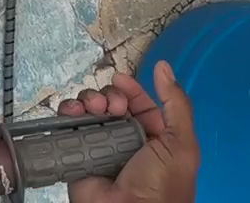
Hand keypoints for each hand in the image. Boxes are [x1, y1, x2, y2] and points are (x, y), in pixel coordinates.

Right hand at [62, 63, 197, 202]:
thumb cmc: (159, 184)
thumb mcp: (181, 146)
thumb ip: (176, 105)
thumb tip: (163, 66)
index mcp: (153, 138)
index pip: (139, 103)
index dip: (131, 88)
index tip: (120, 80)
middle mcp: (125, 139)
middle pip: (112, 101)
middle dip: (109, 95)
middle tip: (111, 107)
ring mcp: (100, 144)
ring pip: (90, 107)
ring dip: (89, 100)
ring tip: (92, 110)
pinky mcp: (77, 150)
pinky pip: (70, 122)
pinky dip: (69, 111)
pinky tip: (73, 112)